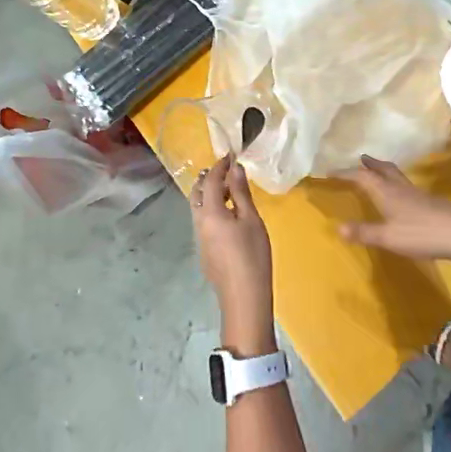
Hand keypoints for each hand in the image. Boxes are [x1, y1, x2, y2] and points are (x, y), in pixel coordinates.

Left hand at [193, 154, 274, 352]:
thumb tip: (235, 168)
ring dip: (209, 195)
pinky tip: (227, 217)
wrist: (243, 297)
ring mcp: (199, 238)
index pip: (212, 181)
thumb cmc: (252, 255)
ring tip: (228, 191)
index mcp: (210, 212)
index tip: (230, 154)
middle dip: (209, 179)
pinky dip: (211, 210)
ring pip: (198, 208)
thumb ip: (242, 193)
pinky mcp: (204, 251)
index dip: (220, 166)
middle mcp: (198, 222)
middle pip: (198, 193)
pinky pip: (203, 221)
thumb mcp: (252, 221)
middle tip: (225, 171)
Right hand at [338, 156, 450, 265]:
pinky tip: (401, 202)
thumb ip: (364, 232)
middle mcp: (402, 189)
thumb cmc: (425, 233)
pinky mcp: (433, 208)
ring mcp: (420, 197)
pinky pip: (408, 192)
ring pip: (398, 179)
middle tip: (361, 159)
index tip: (330, 172)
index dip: (345, 172)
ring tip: (377, 175)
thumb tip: (337, 227)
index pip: (362, 176)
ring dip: (385, 174)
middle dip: (371, 164)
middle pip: (384, 170)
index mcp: (387, 192)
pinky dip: (398, 190)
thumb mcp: (389, 237)